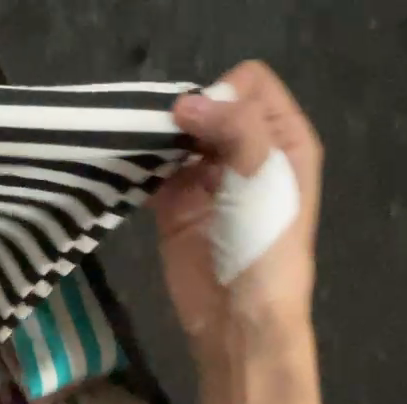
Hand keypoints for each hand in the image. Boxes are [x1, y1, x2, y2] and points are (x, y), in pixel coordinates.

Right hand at [150, 61, 321, 366]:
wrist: (237, 316)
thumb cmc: (264, 247)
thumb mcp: (263, 179)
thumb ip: (234, 130)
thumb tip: (182, 103)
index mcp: (280, 138)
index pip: (248, 84)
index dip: (220, 95)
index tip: (197, 125)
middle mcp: (244, 153)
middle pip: (209, 108)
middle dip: (182, 116)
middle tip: (160, 140)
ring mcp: (205, 182)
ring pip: (177, 140)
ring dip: (156, 142)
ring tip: (135, 154)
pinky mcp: (172, 210)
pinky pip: (153, 177)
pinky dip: (139, 172)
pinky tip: (126, 176)